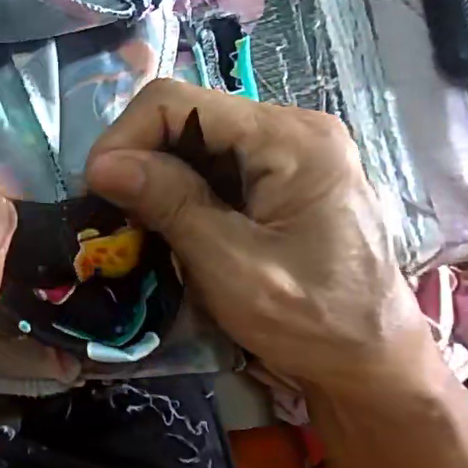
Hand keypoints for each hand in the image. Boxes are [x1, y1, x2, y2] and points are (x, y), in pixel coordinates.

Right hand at [84, 80, 432, 393]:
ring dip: (152, 179)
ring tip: (135, 224)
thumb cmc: (313, 323)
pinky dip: (175, 191)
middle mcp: (289, 128)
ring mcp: (285, 150)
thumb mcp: (234, 268)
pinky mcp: (277, 175)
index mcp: (291, 140)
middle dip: (135, 161)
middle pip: (181, 116)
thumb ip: (171, 206)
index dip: (123, 139)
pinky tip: (168, 226)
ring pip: (188, 141)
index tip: (95, 192)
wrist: (372, 365)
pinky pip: (208, 164)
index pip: (176, 102)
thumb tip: (100, 165)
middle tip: (111, 214)